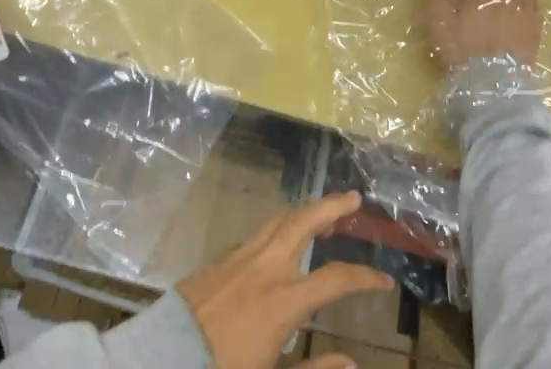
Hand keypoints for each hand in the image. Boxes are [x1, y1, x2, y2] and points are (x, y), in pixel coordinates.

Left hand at [178, 191, 394, 368]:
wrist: (165, 354)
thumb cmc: (223, 368)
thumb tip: (350, 363)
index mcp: (283, 301)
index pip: (336, 279)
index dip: (365, 277)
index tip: (385, 280)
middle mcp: (265, 268)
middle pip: (303, 222)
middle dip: (331, 206)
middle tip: (353, 198)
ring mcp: (240, 258)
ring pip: (278, 220)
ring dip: (305, 212)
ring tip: (323, 212)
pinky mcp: (220, 258)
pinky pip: (257, 234)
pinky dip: (279, 227)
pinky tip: (283, 238)